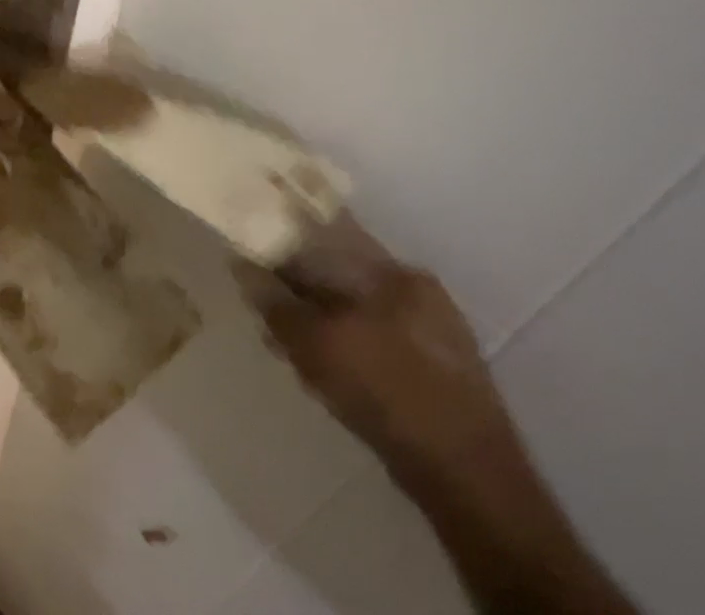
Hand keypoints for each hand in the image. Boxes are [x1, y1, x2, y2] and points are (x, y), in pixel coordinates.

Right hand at [235, 214, 519, 476]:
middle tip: (263, 309)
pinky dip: (337, 348)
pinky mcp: (428, 369)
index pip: (333, 233)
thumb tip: (242, 266)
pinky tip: (320, 374)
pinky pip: (368, 341)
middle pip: (339, 274)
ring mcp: (428, 332)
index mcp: (396, 274)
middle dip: (296, 288)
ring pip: (351, 311)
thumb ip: (276, 303)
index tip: (252, 244)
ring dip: (313, 322)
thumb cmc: (388, 390)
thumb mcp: (317, 343)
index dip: (289, 234)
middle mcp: (417, 293)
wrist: (462, 471)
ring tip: (285, 348)